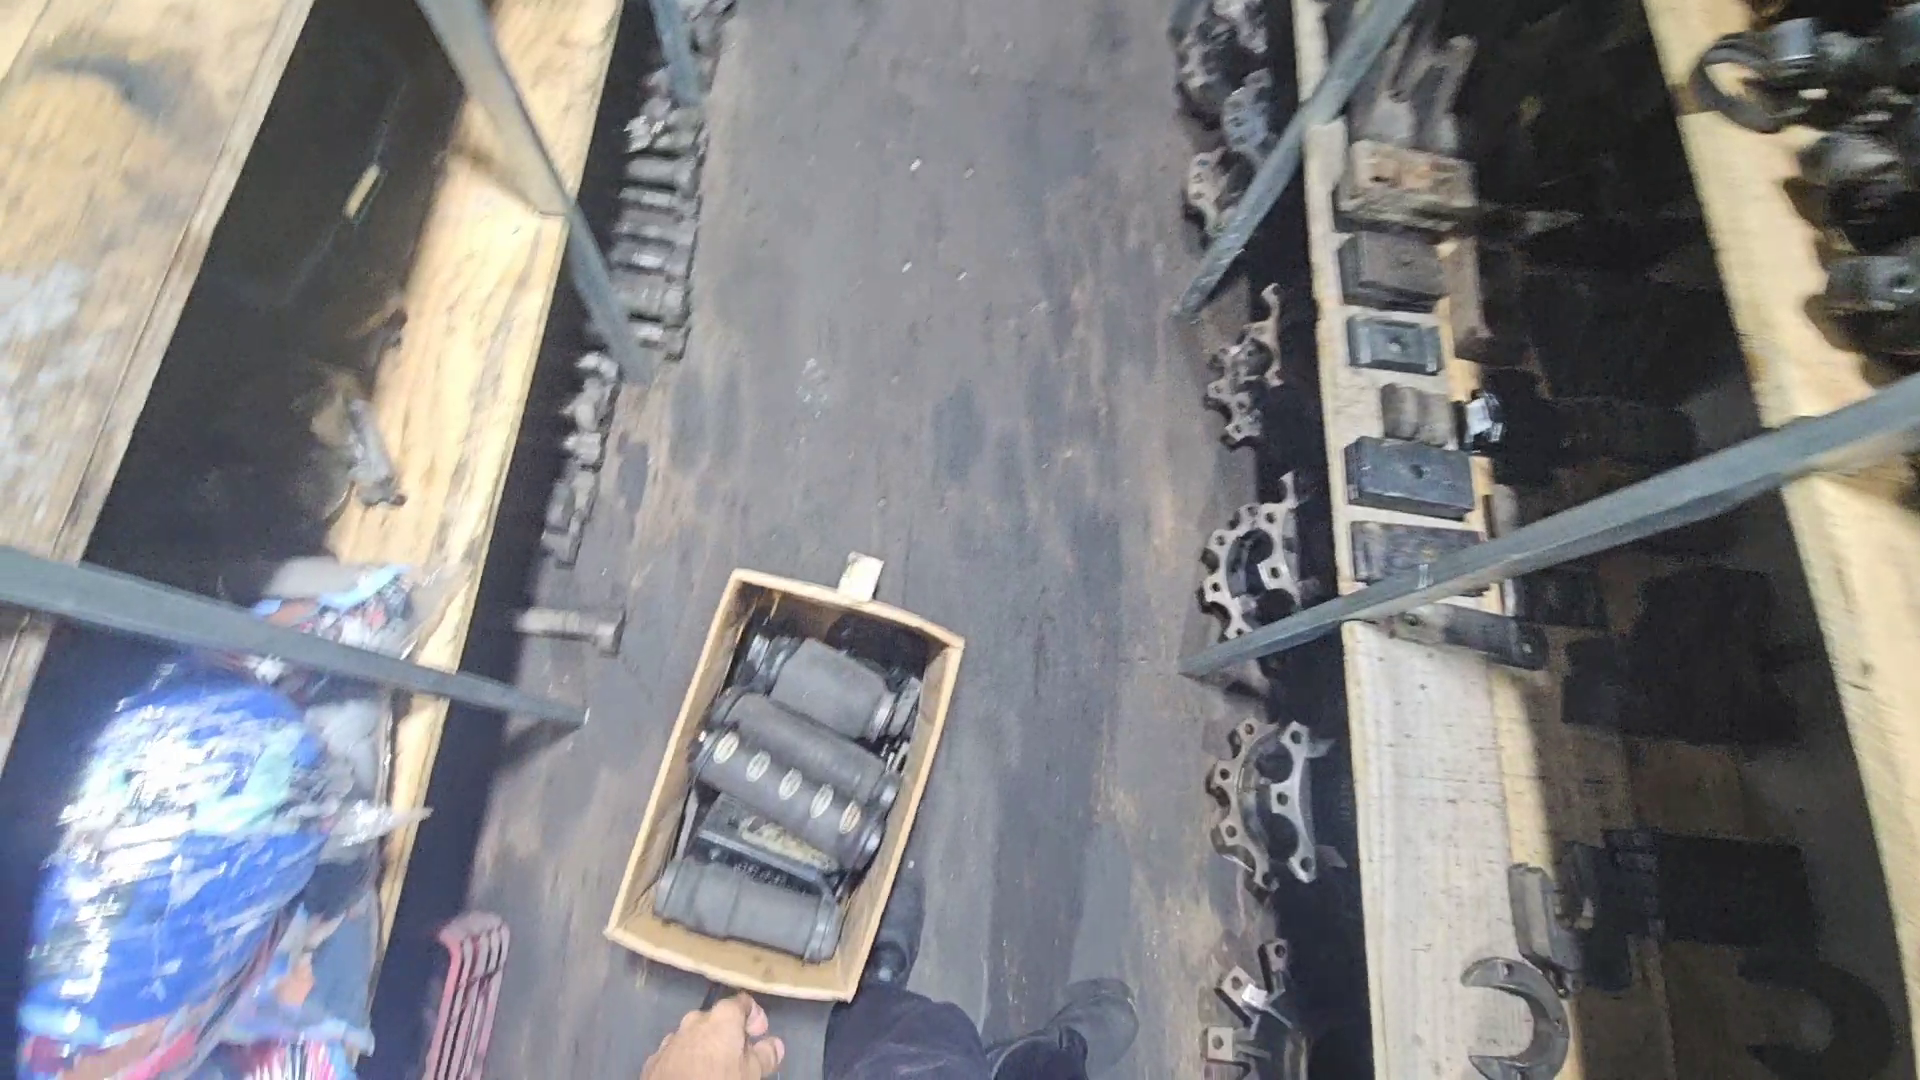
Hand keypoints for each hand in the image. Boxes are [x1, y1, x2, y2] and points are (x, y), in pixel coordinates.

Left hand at [642, 993, 786, 1078]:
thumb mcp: (751, 1073)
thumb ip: (765, 1055)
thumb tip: (776, 1044)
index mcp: (723, 1015)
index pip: (744, 1002)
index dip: (755, 1017)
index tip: (760, 1034)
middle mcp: (696, 1018)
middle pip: (718, 1020)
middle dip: (729, 1035)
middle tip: (738, 1056)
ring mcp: (671, 1039)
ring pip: (695, 1037)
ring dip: (705, 1047)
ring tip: (712, 1070)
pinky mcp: (653, 1060)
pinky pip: (676, 1054)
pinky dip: (685, 1061)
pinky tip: (690, 1077)